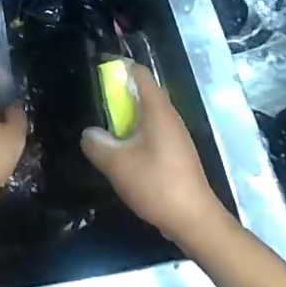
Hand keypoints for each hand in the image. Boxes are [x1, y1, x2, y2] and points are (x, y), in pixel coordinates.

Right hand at [80, 63, 224, 240]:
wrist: (195, 221)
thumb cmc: (156, 184)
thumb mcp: (116, 164)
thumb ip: (96, 143)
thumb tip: (90, 133)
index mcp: (157, 110)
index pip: (139, 73)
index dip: (118, 65)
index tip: (97, 68)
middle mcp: (169, 117)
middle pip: (142, 92)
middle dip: (117, 92)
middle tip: (95, 102)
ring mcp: (175, 136)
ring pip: (146, 114)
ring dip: (125, 116)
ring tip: (104, 128)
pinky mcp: (177, 153)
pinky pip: (151, 131)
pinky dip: (134, 132)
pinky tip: (122, 152)